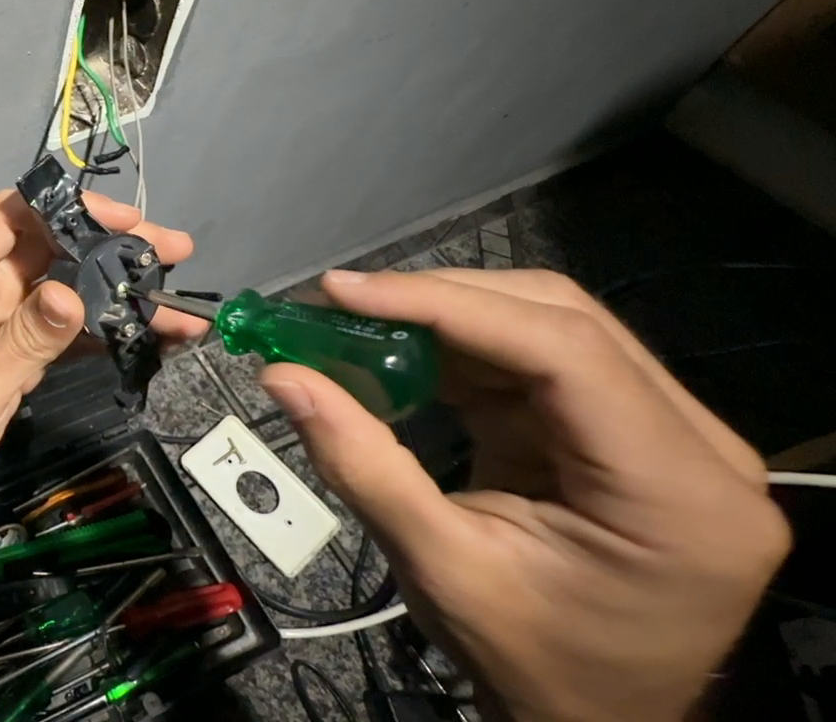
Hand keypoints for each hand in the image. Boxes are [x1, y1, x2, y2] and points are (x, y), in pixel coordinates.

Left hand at [0, 189, 203, 533]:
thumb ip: (25, 340)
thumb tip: (73, 294)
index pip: (10, 217)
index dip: (65, 207)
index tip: (123, 220)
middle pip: (51, 244)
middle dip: (110, 244)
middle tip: (171, 250)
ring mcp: (4, 316)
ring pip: (67, 283)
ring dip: (119, 288)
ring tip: (176, 299)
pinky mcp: (20, 346)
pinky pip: (68, 324)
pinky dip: (107, 326)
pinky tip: (153, 334)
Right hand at [260, 268, 788, 721]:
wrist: (594, 714)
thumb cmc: (533, 658)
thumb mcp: (440, 567)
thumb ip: (362, 465)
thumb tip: (280, 375)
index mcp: (676, 491)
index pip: (563, 351)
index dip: (444, 305)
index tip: (341, 293)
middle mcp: (691, 443)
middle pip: (559, 318)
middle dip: (436, 300)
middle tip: (336, 305)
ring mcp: (658, 429)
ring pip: (540, 323)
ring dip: (438, 315)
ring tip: (350, 322)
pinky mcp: (610, 426)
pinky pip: (524, 355)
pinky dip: (448, 345)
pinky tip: (391, 352)